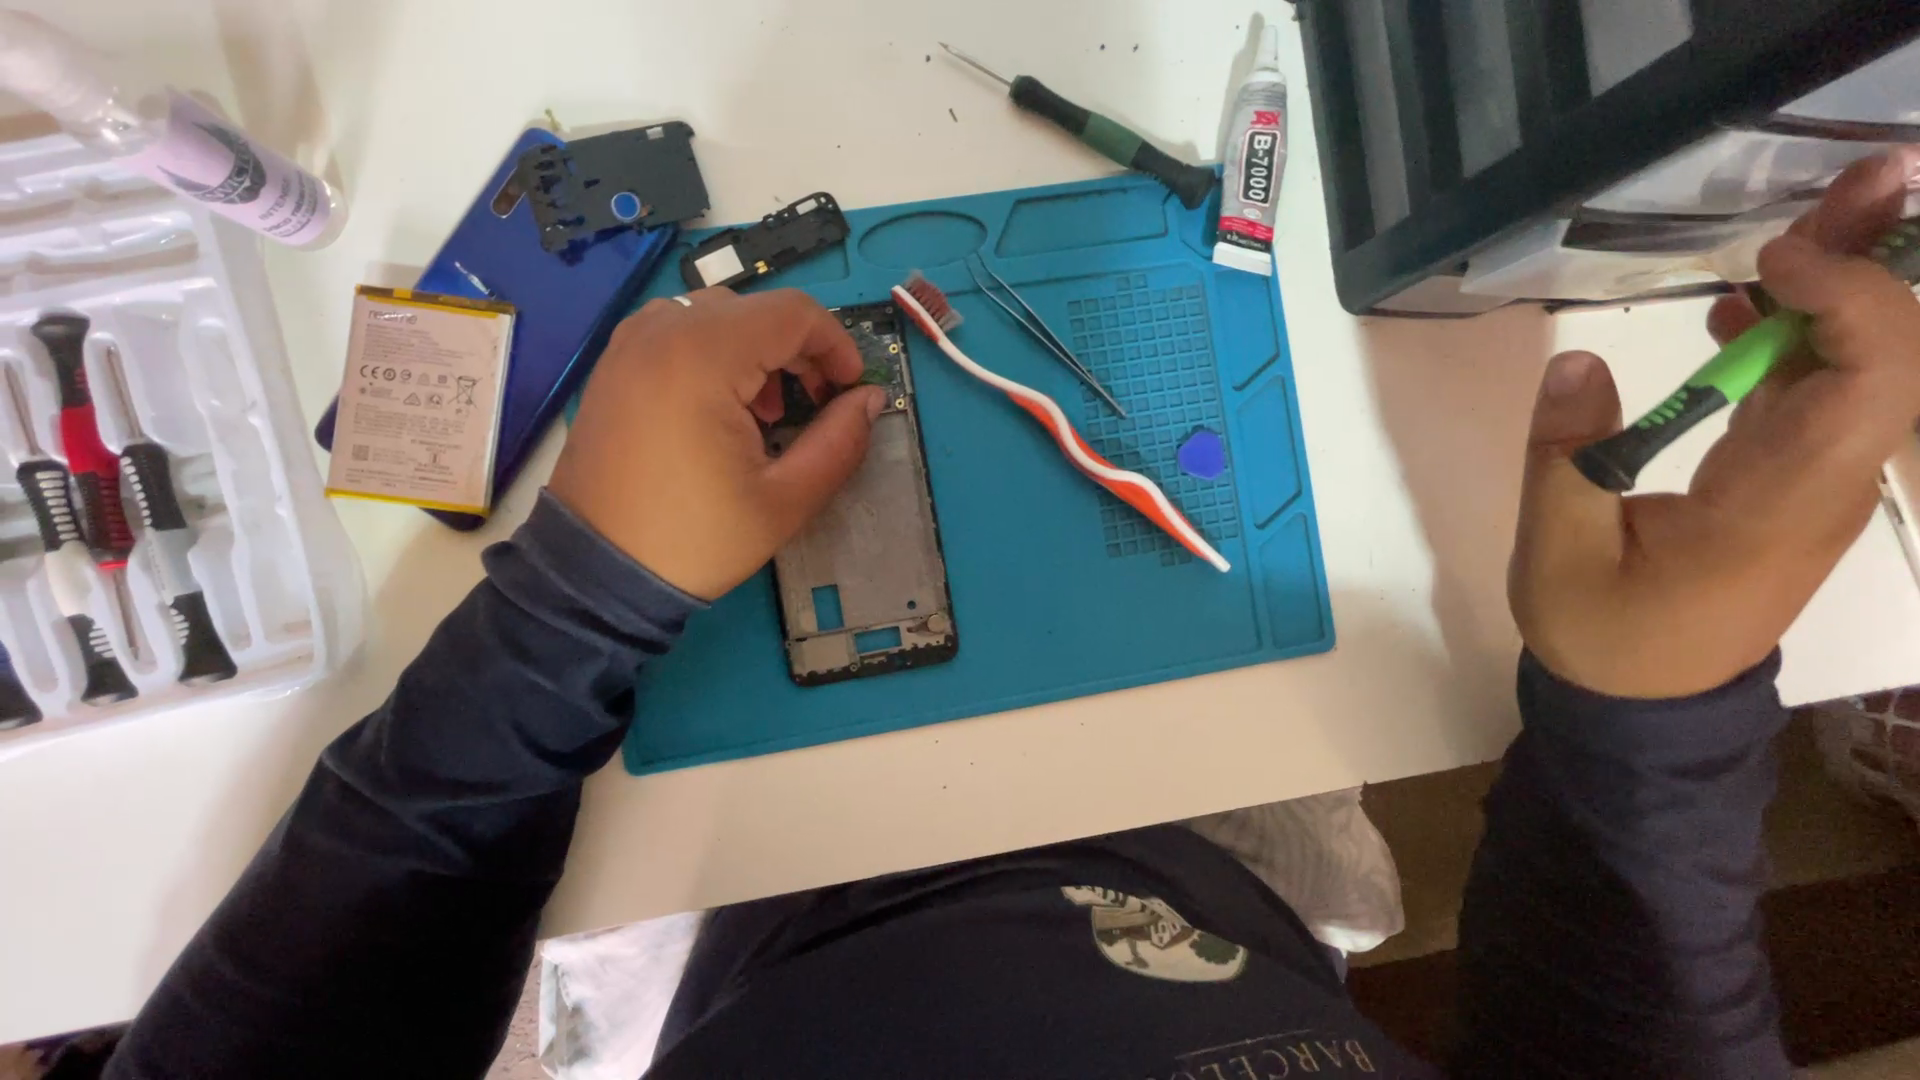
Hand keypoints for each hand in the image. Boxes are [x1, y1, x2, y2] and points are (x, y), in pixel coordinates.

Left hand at [549, 288, 886, 600]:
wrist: (597, 572)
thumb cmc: (695, 538)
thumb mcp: (785, 500)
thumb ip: (839, 442)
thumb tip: (869, 399)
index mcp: (703, 358)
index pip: (793, 313)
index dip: (836, 345)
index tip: (850, 389)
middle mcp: (662, 332)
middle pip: (758, 310)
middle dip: (800, 351)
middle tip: (815, 405)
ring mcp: (630, 344)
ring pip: (719, 315)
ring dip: (759, 350)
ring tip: (767, 412)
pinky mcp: (615, 364)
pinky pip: (680, 331)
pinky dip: (717, 352)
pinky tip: (723, 406)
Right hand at [1511, 150, 1919, 697]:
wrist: (1644, 698)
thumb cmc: (1600, 629)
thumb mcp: (1557, 550)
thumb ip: (1566, 456)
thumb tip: (1574, 362)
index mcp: (1778, 500)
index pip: (1873, 380)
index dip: (1851, 300)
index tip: (1770, 256)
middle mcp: (1825, 481)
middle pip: (1894, 357)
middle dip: (1877, 266)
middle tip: (1858, 183)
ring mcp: (1813, 481)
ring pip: (1867, 368)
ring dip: (1844, 292)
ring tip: (1805, 225)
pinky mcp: (1786, 483)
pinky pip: (1822, 395)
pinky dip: (1799, 339)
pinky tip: (1745, 311)